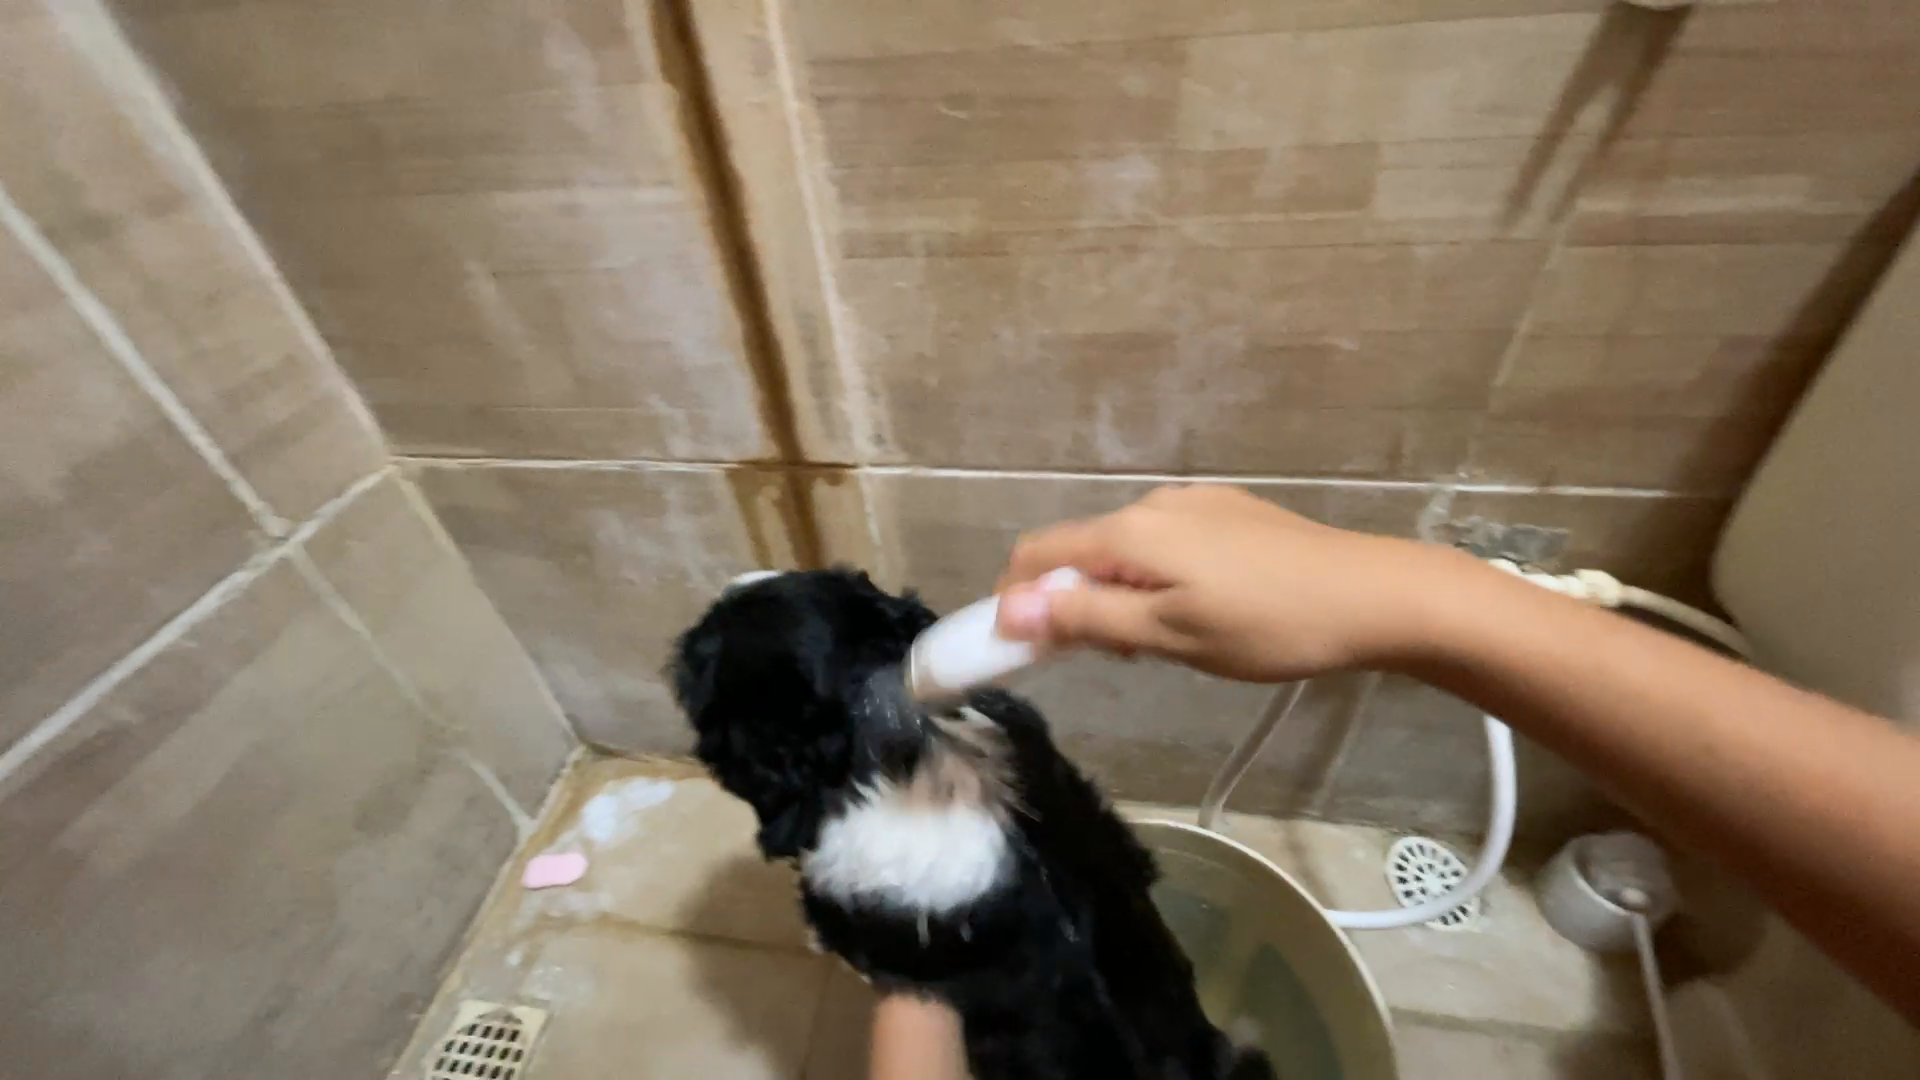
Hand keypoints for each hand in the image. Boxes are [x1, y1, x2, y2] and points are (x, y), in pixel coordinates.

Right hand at [994, 485, 1460, 681]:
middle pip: (1079, 549)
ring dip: (1112, 591)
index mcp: (1130, 532)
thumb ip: (1084, 618)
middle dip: (1069, 599)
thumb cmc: (1267, 625)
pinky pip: (1162, 542)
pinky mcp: (1227, 512)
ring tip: (1155, 639)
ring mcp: (1194, 503)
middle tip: (1102, 653)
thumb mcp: (1168, 635)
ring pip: (1123, 549)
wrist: (1378, 595)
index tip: (1019, 644)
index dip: (1013, 596)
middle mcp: (1153, 504)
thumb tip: (1009, 608)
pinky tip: (1195, 609)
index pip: (1037, 552)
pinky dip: (1150, 577)